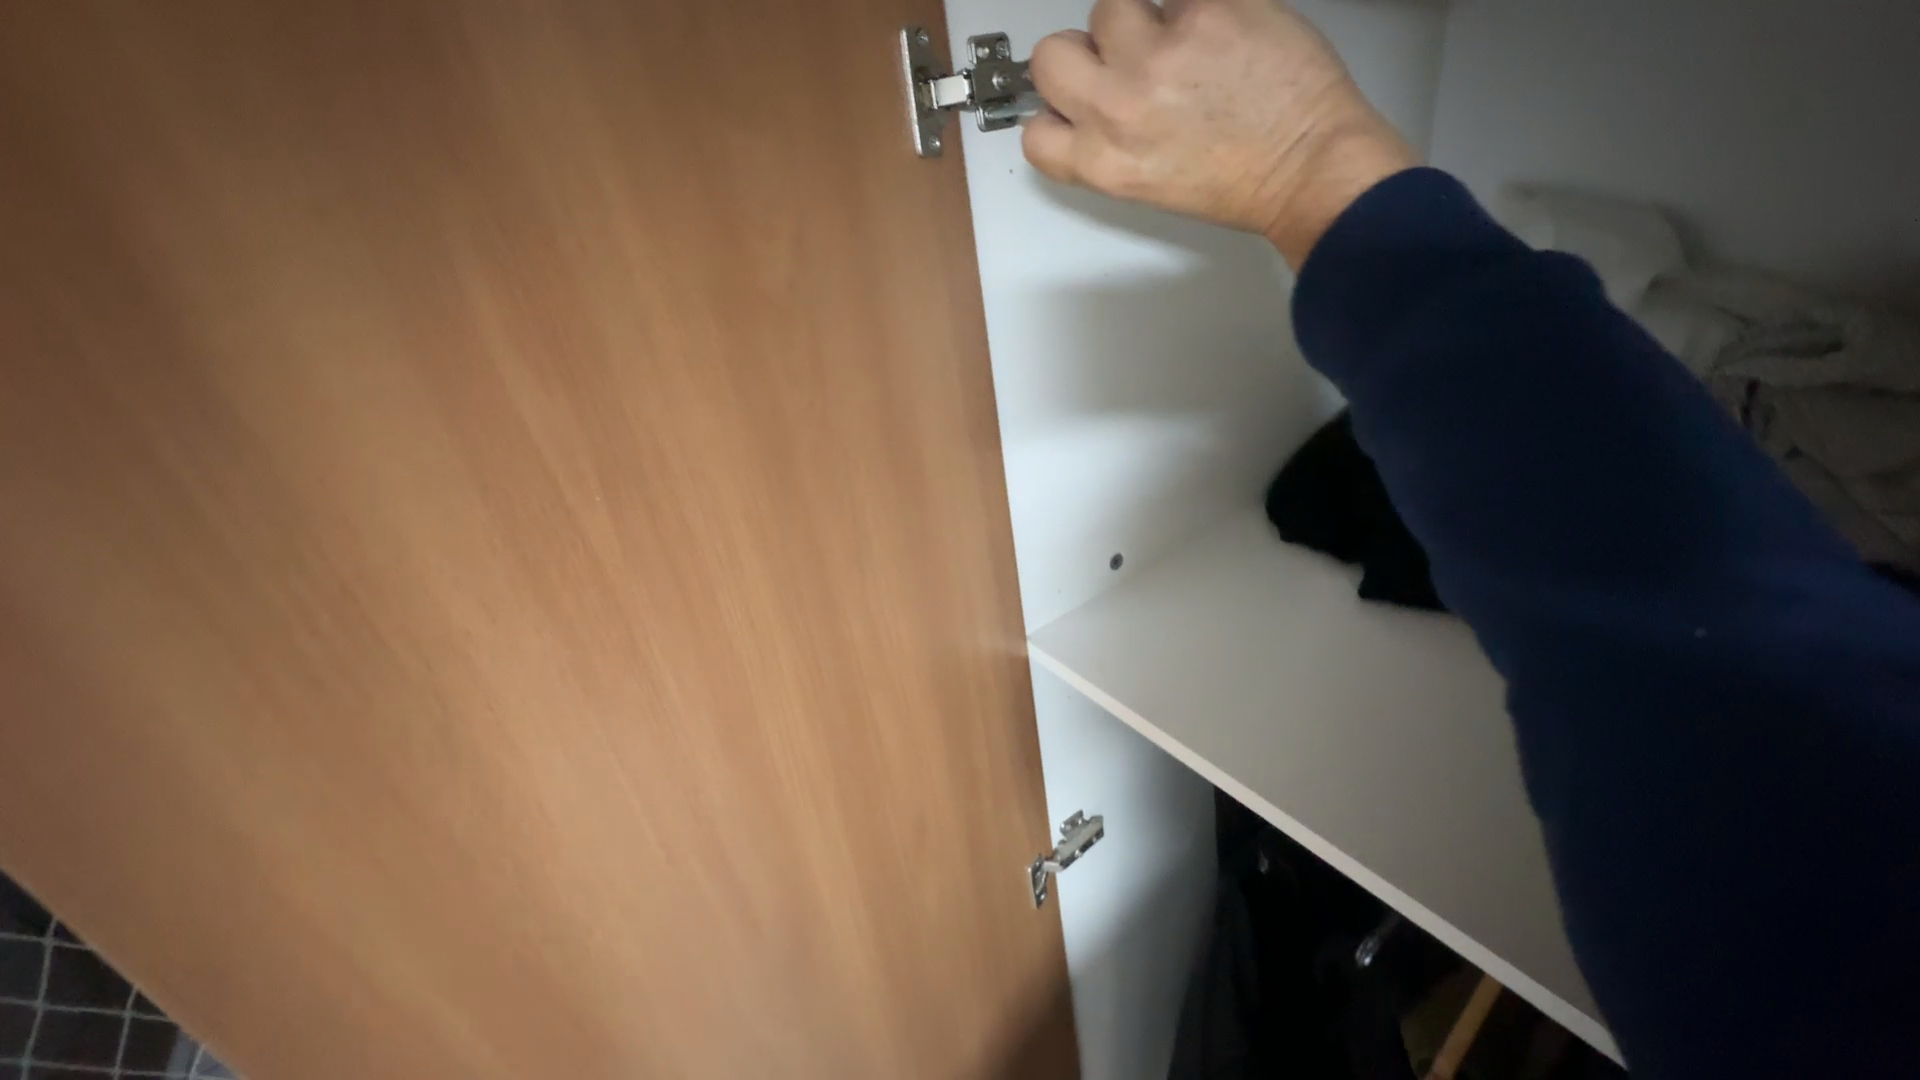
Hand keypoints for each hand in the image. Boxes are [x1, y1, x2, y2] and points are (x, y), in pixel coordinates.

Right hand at [1023, 0, 1417, 268]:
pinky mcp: (1206, 7)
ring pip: (1110, 7)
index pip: (1035, 129)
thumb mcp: (1145, 184)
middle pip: (1050, 54)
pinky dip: (1193, 6)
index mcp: (1102, 162)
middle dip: (1082, 53)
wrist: (1306, 163)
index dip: (1058, 111)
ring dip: (1139, 19)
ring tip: (1182, 42)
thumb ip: (1104, 144)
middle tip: (1123, 62)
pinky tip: (1217, 29)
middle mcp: (1118, 108)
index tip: (1083, 106)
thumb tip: (1086, 99)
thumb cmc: (1234, 183)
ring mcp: (1160, 53)